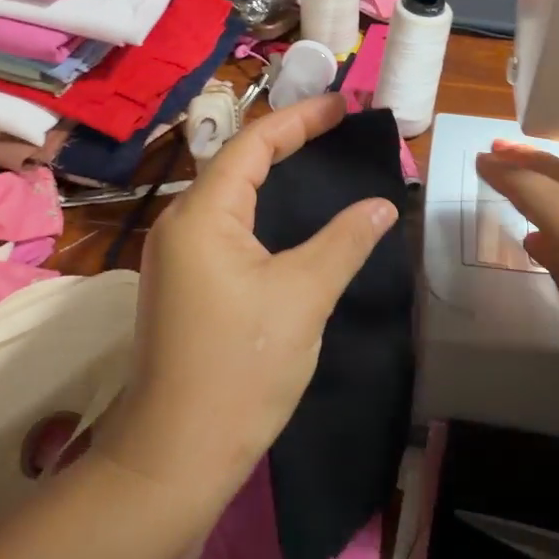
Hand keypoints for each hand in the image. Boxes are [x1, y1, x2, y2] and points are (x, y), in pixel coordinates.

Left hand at [95, 96, 398, 493]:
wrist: (177, 454)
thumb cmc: (242, 367)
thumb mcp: (304, 296)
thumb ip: (344, 241)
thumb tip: (382, 204)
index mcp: (202, 215)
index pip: (252, 143)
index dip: (299, 118)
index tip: (342, 104)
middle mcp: (180, 224)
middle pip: (235, 161)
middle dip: (286, 138)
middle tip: (335, 126)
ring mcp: (176, 257)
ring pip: (228, 194)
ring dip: (271, 171)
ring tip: (317, 158)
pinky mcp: (183, 284)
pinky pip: (224, 225)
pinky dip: (260, 206)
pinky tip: (287, 217)